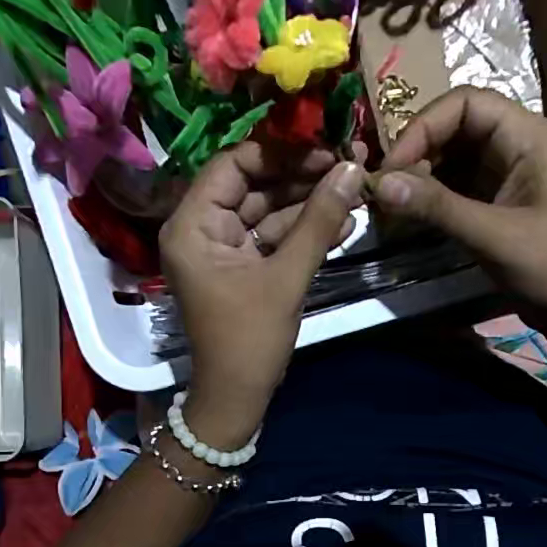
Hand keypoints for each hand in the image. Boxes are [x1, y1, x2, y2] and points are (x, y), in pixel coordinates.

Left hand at [160, 142, 364, 443]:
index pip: (233, 165)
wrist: (238, 397)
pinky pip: (272, 237)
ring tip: (354, 194)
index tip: (324, 149)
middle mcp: (201, 229)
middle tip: (347, 167)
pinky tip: (342, 223)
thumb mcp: (286, 277)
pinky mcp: (242, 266)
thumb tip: (352, 171)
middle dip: (300, 178)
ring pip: (267, 211)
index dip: (279, 153)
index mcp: (193, 225)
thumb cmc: (250, 339)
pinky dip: (302, 232)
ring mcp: (222, 248)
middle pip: (252, 185)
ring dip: (308, 205)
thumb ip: (318, 222)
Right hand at [369, 87, 546, 345]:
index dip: (423, 127)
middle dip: (420, 154)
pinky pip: (464, 190)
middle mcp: (522, 147)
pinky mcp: (506, 207)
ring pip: (458, 162)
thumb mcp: (494, 236)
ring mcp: (514, 178)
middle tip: (386, 191)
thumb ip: (437, 207)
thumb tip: (378, 184)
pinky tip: (414, 217)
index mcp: (531, 137)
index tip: (392, 167)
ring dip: (425, 179)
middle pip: (458, 130)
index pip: (466, 104)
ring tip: (393, 206)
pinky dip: (438, 200)